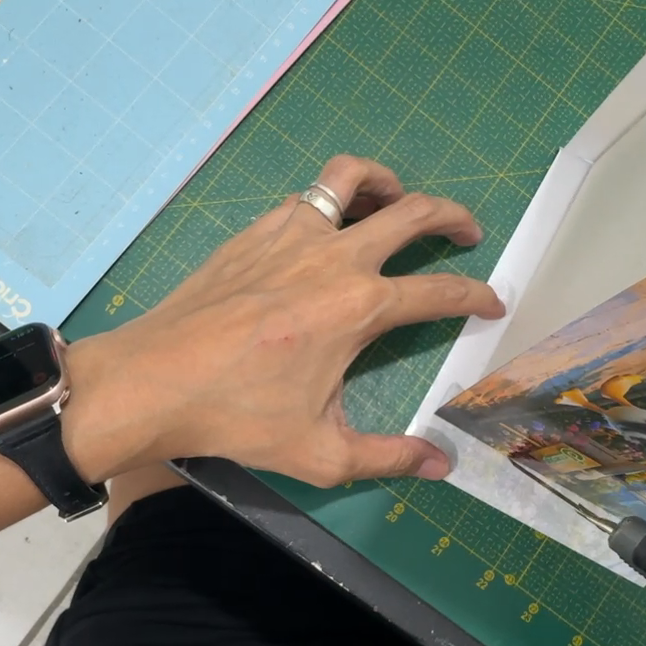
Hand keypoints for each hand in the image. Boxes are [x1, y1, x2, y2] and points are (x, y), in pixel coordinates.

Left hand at [60, 155, 502, 485]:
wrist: (154, 381)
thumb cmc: (238, 418)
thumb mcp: (321, 453)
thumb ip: (388, 457)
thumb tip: (442, 466)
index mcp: (360, 307)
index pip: (440, 291)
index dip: (476, 296)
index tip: (491, 302)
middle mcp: (334, 257)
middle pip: (412, 211)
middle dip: (452, 217)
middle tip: (467, 232)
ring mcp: (289, 234)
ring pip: (352, 179)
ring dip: (387, 184)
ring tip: (397, 202)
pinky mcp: (253, 231)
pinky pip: (305, 199)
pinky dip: (329, 205)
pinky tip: (323, 233)